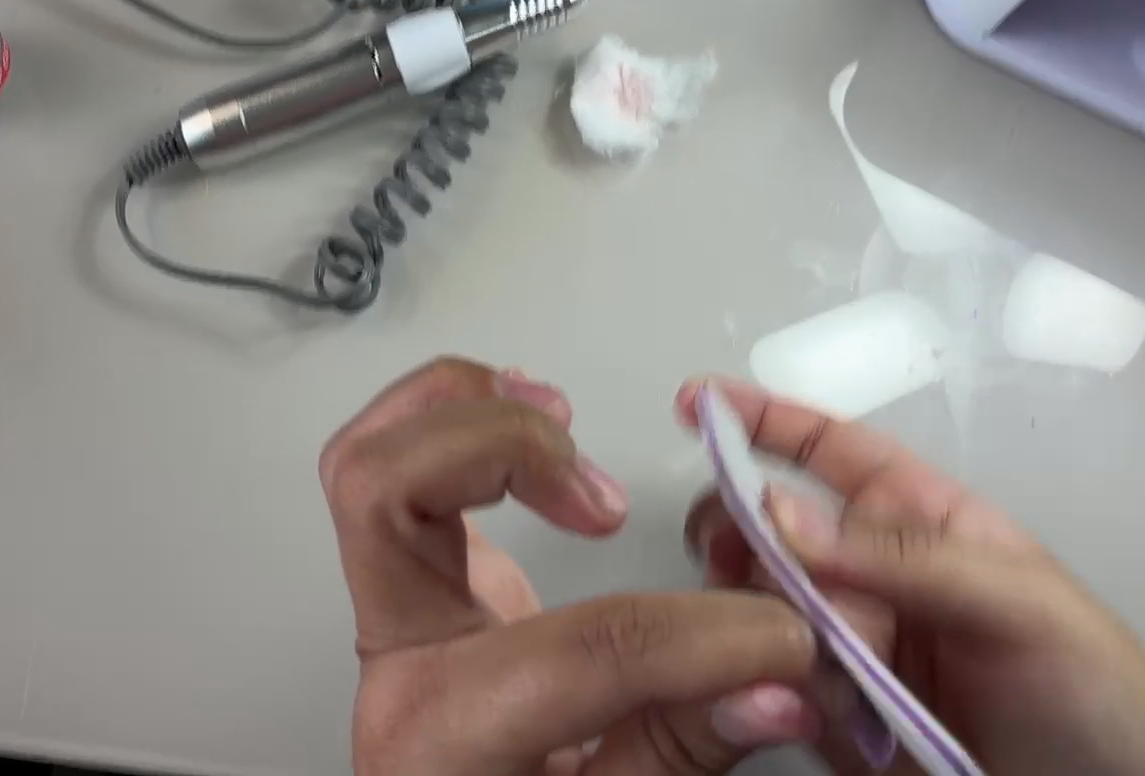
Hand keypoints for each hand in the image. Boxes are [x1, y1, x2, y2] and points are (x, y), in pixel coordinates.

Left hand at [322, 358, 821, 775]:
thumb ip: (680, 746)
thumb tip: (777, 680)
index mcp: (438, 730)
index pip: (569, 651)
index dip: (694, 637)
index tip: (777, 631)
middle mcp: (391, 639)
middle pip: (380, 488)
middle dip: (502, 448)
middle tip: (603, 497)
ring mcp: (385, 584)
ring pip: (367, 452)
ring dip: (461, 403)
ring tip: (560, 417)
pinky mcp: (409, 548)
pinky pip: (394, 448)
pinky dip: (454, 404)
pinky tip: (527, 405)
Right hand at [680, 379, 1144, 775]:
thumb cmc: (1099, 712)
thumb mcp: (1030, 611)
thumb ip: (907, 555)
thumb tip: (778, 510)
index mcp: (913, 519)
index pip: (823, 446)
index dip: (758, 417)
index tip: (695, 402)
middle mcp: (858, 565)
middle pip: (761, 516)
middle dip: (742, 530)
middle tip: (746, 563)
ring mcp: (830, 630)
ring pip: (745, 586)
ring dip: (758, 609)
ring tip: (814, 657)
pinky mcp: (808, 693)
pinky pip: (750, 659)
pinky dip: (755, 666)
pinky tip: (801, 696)